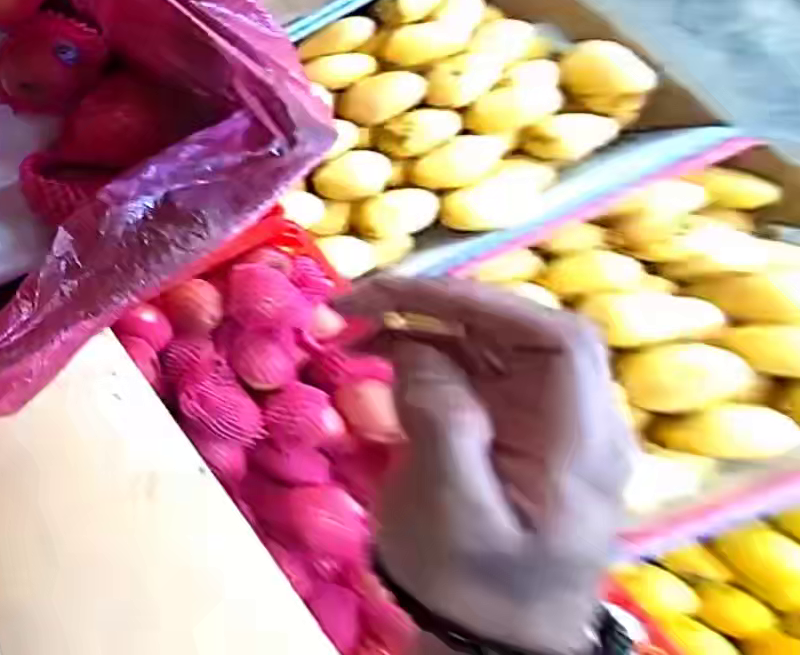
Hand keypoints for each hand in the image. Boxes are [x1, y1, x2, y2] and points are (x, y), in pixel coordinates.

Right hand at [339, 277, 630, 654]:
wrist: (477, 624)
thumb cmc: (469, 573)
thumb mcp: (451, 506)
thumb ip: (441, 423)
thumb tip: (411, 349)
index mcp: (574, 440)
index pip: (554, 337)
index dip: (475, 300)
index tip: (392, 296)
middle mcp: (562, 415)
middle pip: (510, 324)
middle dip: (428, 299)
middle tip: (350, 303)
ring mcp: (526, 414)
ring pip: (476, 333)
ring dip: (409, 316)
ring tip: (344, 323)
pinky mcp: (490, 416)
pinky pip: (452, 356)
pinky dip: (402, 339)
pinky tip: (361, 349)